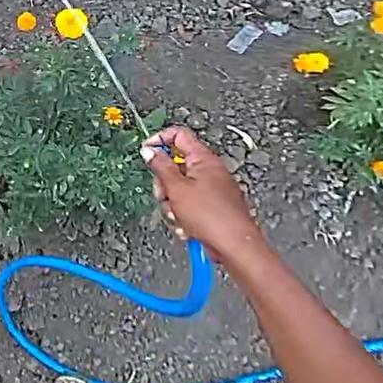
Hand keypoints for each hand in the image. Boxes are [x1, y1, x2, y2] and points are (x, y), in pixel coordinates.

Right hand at [140, 126, 272, 267]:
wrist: (234, 247)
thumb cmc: (211, 217)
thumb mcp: (176, 188)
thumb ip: (160, 166)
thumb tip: (149, 150)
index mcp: (203, 159)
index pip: (178, 135)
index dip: (159, 141)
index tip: (147, 153)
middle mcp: (210, 170)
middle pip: (175, 165)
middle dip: (164, 183)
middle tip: (164, 195)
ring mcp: (212, 188)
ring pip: (179, 188)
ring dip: (172, 203)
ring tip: (178, 215)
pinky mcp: (213, 206)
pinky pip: (189, 204)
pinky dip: (183, 215)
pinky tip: (187, 227)